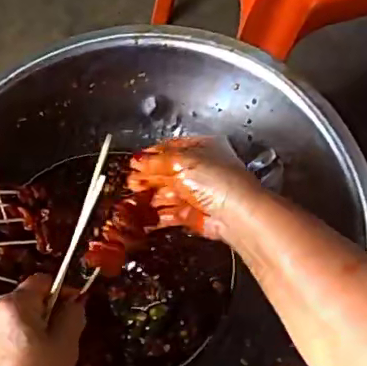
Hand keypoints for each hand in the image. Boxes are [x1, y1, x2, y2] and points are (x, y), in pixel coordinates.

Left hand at [0, 274, 84, 365]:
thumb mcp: (65, 345)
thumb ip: (73, 316)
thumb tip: (75, 300)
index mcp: (14, 303)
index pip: (42, 280)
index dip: (62, 289)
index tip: (75, 307)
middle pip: (28, 296)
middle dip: (48, 308)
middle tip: (64, 333)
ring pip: (18, 313)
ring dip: (35, 322)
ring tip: (47, 349)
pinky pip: (7, 327)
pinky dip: (21, 334)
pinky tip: (29, 357)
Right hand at [126, 136, 261, 240]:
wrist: (235, 214)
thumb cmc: (219, 181)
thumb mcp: (182, 162)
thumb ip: (156, 161)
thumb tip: (136, 160)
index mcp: (202, 148)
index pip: (170, 149)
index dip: (150, 156)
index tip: (134, 163)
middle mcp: (200, 170)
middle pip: (165, 173)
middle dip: (147, 178)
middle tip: (131, 183)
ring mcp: (196, 193)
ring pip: (165, 194)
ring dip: (148, 198)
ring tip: (132, 200)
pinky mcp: (192, 214)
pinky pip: (168, 214)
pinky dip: (155, 216)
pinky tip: (142, 216)